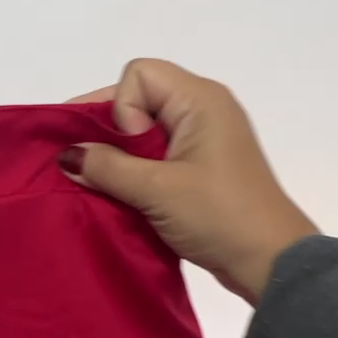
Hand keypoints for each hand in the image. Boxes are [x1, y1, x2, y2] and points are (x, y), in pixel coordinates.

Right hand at [61, 59, 316, 302]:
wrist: (269, 262)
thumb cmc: (219, 216)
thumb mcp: (157, 191)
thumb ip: (107, 168)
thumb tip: (67, 156)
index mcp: (200, 100)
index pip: (138, 75)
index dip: (121, 108)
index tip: (128, 150)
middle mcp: (202, 110)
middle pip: (137, 100)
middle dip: (109, 132)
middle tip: (95, 169)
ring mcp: (202, 141)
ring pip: (143, 132)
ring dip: (120, 158)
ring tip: (105, 187)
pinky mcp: (199, 169)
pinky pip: (155, 157)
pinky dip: (134, 173)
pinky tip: (121, 198)